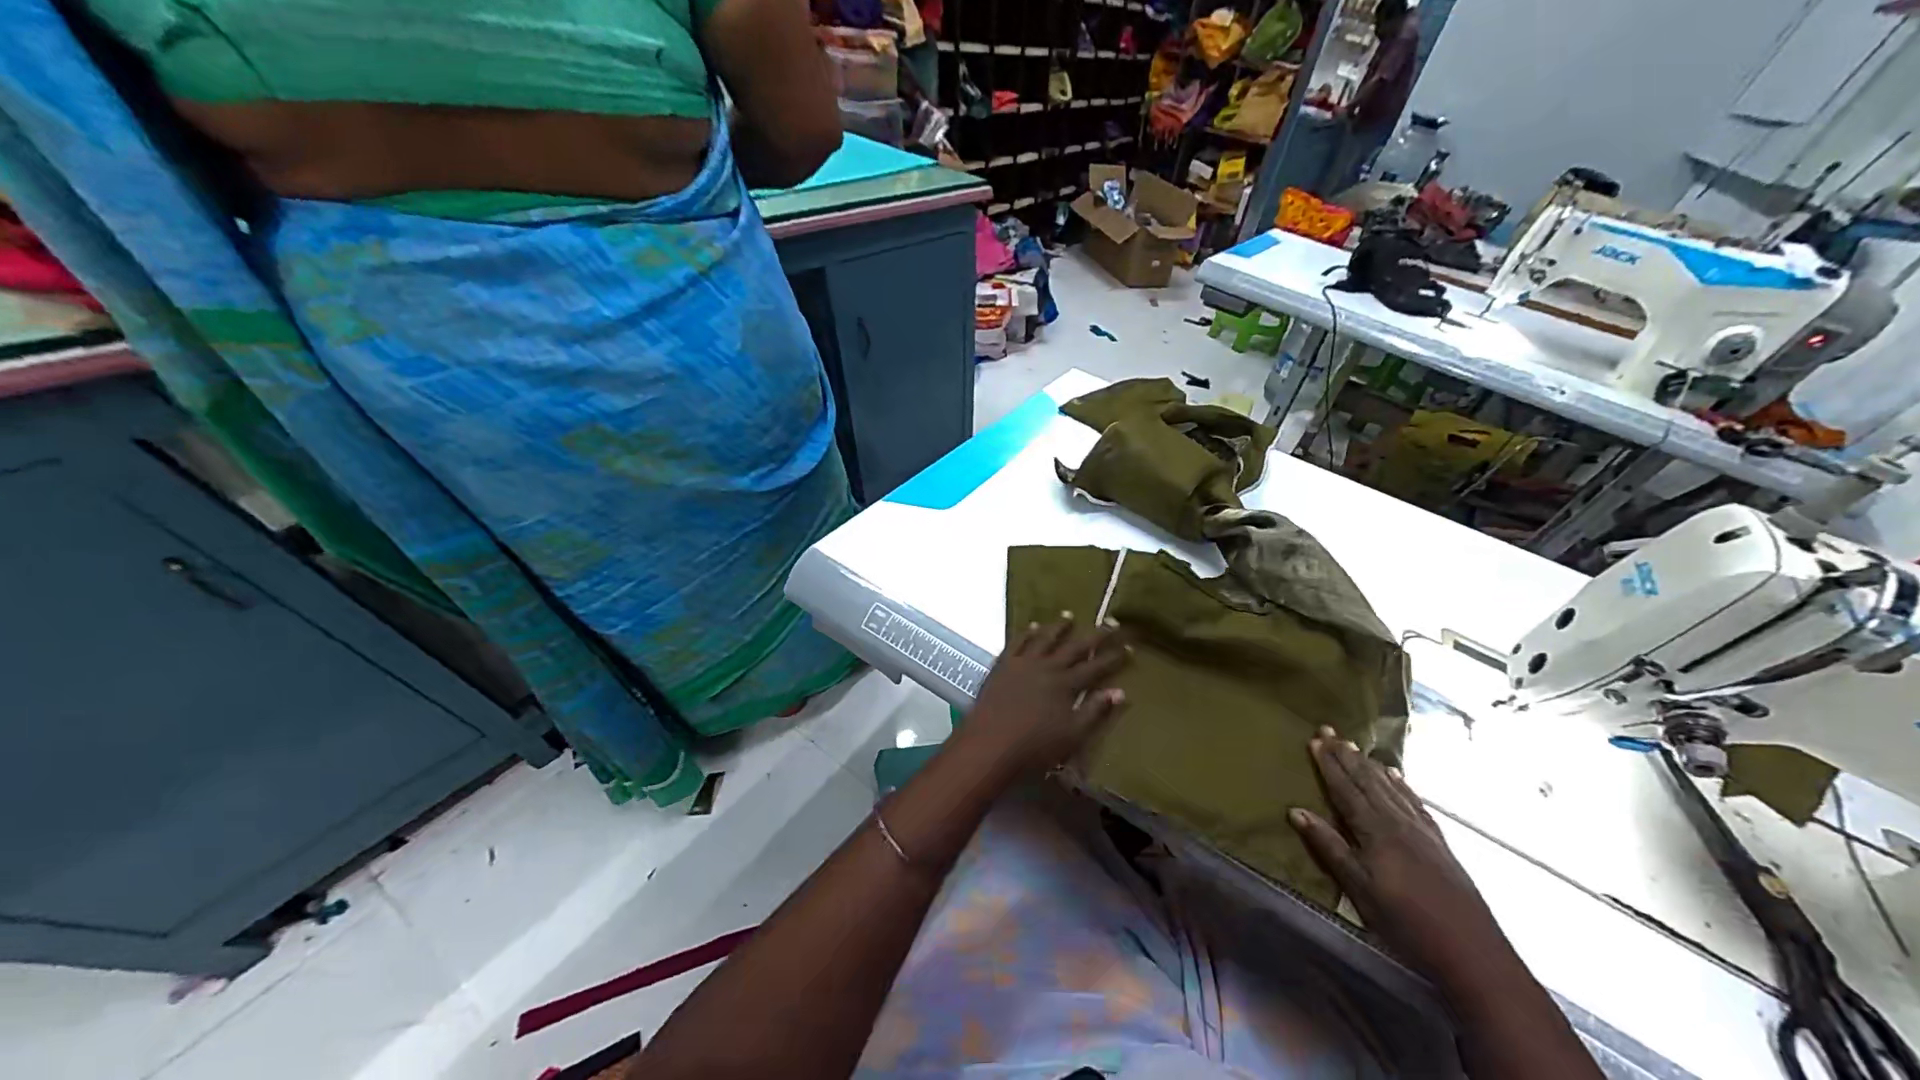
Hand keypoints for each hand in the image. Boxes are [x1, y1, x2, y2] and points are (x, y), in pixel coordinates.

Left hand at [948, 616, 1128, 785]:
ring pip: (1045, 638)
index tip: (1128, 646)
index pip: (1096, 667)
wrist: (989, 745)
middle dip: (1095, 635)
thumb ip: (1095, 711)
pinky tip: (1032, 627)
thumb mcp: (1072, 735)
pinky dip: (1027, 633)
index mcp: (1066, 684)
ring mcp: (1022, 663)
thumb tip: (1119, 691)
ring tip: (1069, 615)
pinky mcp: (1002, 666)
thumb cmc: (1035, 747)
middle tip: (1110, 622)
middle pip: (1075, 647)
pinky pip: (1017, 642)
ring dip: (1059, 626)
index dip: (1113, 657)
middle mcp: (1047, 667)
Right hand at [1289, 728, 1508, 986]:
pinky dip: (1401, 785)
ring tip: (1355, 745)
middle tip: (1329, 729)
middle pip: (1368, 781)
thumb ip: (1329, 847)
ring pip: (1391, 787)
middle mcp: (1398, 821)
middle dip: (1346, 755)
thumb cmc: (1406, 922)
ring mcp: (1422, 830)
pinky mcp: (1438, 842)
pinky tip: (1396, 777)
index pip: (1346, 789)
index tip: (1314, 739)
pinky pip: (1414, 802)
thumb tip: (1295, 810)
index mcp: (1376, 830)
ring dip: (1370, 765)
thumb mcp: (1359, 888)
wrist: (1473, 951)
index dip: (1328, 764)